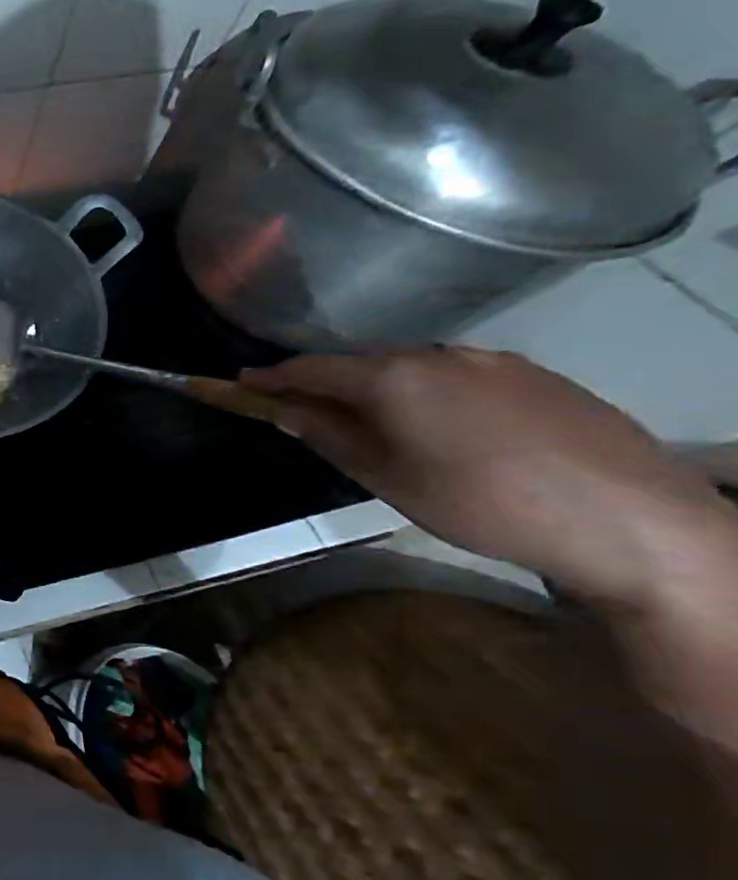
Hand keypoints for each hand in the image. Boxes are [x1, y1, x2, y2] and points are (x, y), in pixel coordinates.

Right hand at [242, 348, 736, 608]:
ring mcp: (496, 362)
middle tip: (311, 414)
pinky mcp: (542, 377)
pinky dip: (435, 394)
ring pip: (416, 368)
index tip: (243, 383)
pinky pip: (463, 376)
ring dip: (384, 389)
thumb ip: (330, 437)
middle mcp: (440, 354)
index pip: (311, 368)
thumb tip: (287, 412)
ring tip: (387, 428)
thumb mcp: (388, 478)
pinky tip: (455, 432)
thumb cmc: (484, 504)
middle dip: (329, 384)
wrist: (637, 525)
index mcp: (394, 377)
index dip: (272, 377)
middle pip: (363, 363)